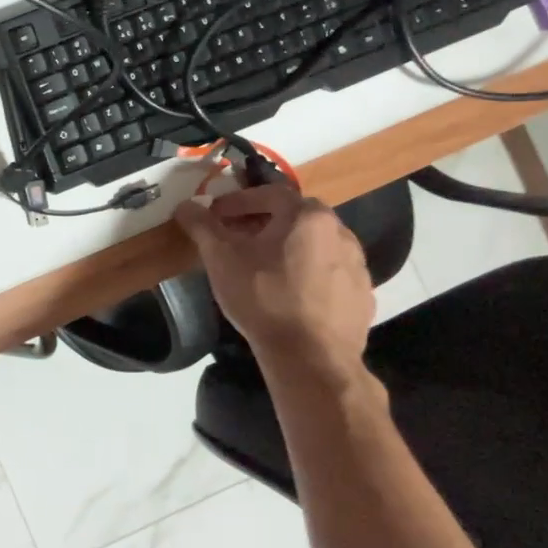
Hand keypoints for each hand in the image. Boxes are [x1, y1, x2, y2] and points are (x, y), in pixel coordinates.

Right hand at [175, 183, 375, 386]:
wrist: (311, 353)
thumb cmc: (262, 294)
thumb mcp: (220, 256)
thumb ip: (201, 225)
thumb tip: (186, 205)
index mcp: (307, 217)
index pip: (268, 194)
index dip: (236, 201)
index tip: (214, 215)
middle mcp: (340, 233)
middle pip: (294, 215)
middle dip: (261, 221)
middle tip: (234, 236)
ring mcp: (356, 264)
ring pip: (313, 242)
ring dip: (285, 244)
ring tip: (259, 263)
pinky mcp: (361, 292)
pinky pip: (328, 268)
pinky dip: (305, 268)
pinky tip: (285, 288)